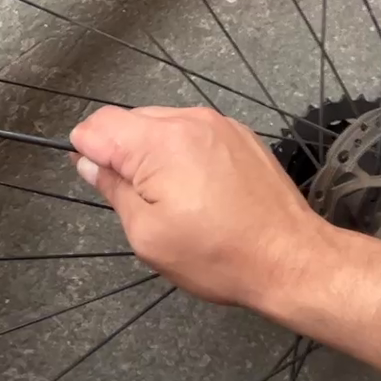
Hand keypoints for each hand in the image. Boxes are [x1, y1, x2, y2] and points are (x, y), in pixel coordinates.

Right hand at [70, 106, 330, 307]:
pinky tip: (198, 187)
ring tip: (171, 195)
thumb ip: (112, 190)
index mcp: (159, 142)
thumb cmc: (218, 256)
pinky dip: (181, 151)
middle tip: (136, 197)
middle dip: (120, 152)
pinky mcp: (238, 133)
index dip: (87, 150)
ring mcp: (217, 122)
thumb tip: (87, 163)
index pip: (99, 125)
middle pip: (128, 120)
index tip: (97, 178)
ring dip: (151, 150)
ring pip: (159, 123)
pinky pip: (191, 130)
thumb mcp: (148, 235)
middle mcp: (187, 120)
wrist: (293, 260)